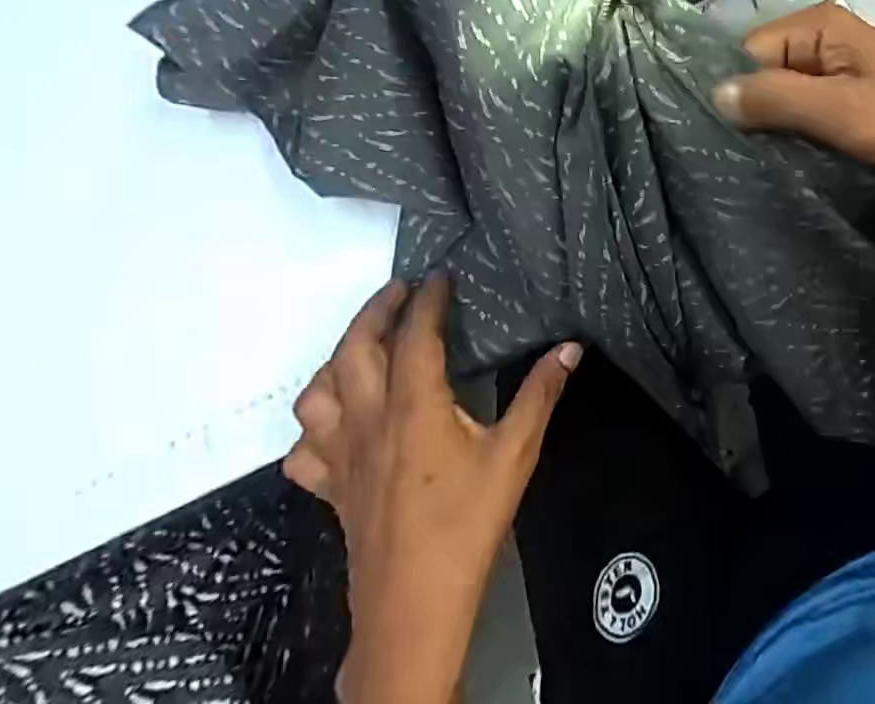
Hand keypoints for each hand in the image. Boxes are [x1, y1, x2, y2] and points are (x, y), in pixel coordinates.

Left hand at [283, 274, 580, 703]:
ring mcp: (340, 457)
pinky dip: (315, 422)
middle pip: (353, 353)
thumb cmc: (469, 518)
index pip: (414, 339)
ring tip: (365, 344)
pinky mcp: (329, 487)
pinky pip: (303, 446)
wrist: (414, 597)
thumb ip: (540, 394)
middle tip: (400, 290)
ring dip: (337, 358)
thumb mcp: (517, 452)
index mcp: (414, 409)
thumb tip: (570, 347)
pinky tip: (338, 421)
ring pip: (316, 393)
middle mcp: (367, 423)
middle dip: (374, 312)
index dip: (427, 303)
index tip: (440, 277)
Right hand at [712, 2, 874, 204]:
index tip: (718, 131)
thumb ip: (776, 98)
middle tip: (734, 155)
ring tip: (758, 164)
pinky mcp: (848, 114)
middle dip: (753, 113)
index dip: (735, 88)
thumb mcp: (839, 107)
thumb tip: (715, 95)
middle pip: (766, 76)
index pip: (750, 50)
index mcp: (822, 27)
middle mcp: (826, 46)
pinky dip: (796, 143)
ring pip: (786, 104)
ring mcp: (838, 82)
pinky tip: (784, 167)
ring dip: (775, 132)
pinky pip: (807, 124)